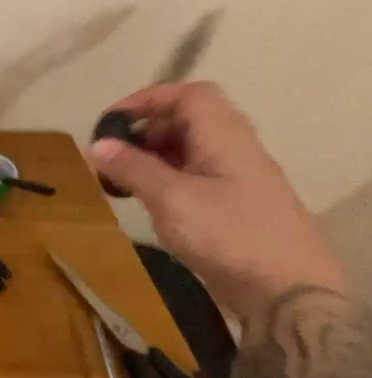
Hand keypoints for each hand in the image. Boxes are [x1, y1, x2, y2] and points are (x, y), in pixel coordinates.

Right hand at [90, 81, 344, 323]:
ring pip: (185, 146)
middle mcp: (231, 148)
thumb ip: (134, 170)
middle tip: (102, 154)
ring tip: (112, 177)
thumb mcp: (172, 199)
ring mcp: (231, 174)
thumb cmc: (227, 234)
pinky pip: (188, 171)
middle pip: (187, 118)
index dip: (147, 99)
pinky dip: (158, 174)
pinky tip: (138, 195)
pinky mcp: (225, 198)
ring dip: (146, 153)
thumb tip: (97, 145)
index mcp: (224, 138)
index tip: (105, 122)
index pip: (190, 96)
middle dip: (141, 128)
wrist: (280, 281)